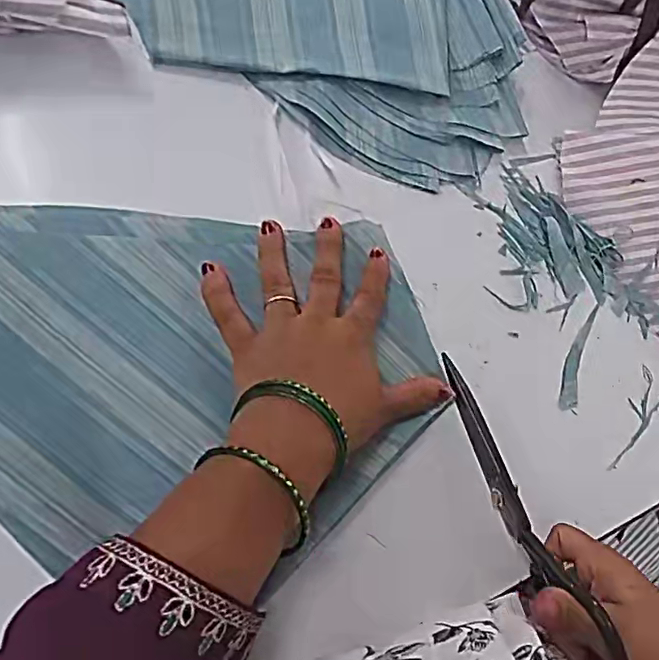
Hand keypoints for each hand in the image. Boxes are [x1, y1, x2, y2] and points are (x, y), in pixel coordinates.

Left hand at [201, 218, 449, 490]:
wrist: (294, 434)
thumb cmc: (340, 421)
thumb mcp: (385, 408)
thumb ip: (414, 395)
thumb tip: (447, 392)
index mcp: (351, 337)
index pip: (368, 300)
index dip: (375, 276)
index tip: (376, 252)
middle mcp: (317, 325)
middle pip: (324, 280)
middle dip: (328, 251)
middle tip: (327, 225)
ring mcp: (280, 331)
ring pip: (277, 285)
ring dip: (273, 254)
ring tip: (270, 227)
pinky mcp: (248, 346)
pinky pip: (229, 315)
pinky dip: (218, 293)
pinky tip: (211, 270)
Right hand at [526, 525, 658, 659]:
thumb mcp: (611, 632)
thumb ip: (570, 615)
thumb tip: (537, 599)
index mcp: (605, 564)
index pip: (557, 540)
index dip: (541, 561)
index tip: (536, 593)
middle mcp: (602, 580)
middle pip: (553, 582)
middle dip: (553, 612)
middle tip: (570, 632)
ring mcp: (602, 606)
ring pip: (560, 613)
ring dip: (566, 637)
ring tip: (590, 650)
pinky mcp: (604, 630)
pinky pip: (573, 634)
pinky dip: (577, 650)